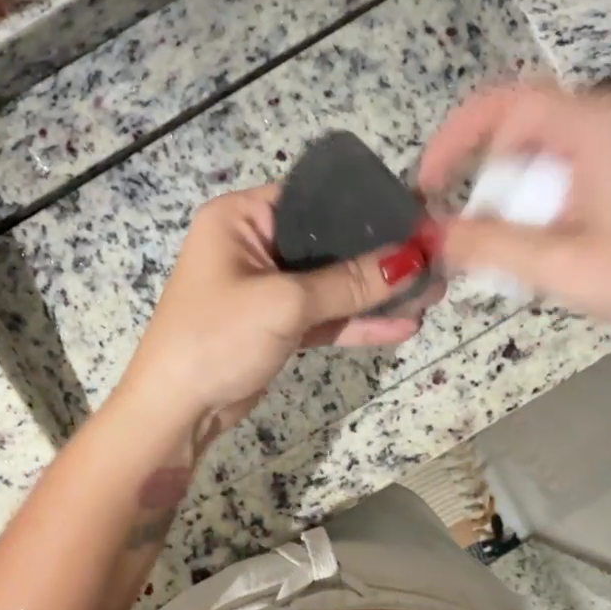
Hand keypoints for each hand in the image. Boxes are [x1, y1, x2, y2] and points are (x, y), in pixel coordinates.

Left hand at [115, 185, 421, 436]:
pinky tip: (401, 326)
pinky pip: (322, 316)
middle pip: (327, 243)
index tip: (418, 219)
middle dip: (378, 257)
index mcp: (239, 218)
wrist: (175, 411)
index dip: (366, 209)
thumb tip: (412, 258)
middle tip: (434, 260)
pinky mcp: (274, 326)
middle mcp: (252, 244)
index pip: (313, 199)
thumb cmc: (217, 339)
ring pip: (329, 284)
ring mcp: (264, 288)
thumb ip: (348, 282)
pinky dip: (355, 322)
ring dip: (374, 294)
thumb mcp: (284, 304)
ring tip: (431, 294)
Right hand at [419, 81, 610, 347]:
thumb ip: (488, 247)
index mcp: (592, 125)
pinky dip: (545, 200)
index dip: (452, 139)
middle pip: (522, 129)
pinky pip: (573, 169)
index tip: (426, 185)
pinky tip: (551, 245)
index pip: (500, 103)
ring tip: (510, 248)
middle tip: (472, 231)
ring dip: (515, 196)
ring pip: (546, 153)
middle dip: (486, 179)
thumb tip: (431, 235)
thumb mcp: (560, 266)